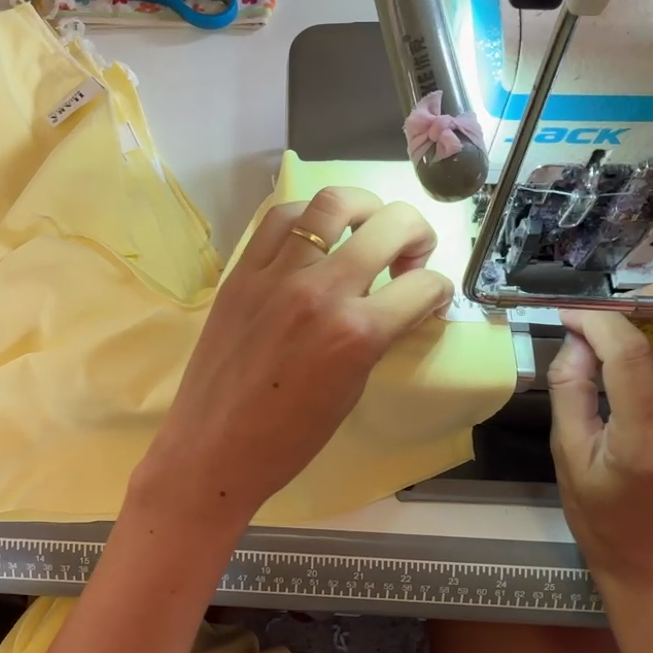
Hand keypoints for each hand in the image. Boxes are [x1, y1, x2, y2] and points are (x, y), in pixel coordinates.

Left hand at [133, 187, 451, 531]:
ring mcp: (276, 275)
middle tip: (410, 256)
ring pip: (331, 203)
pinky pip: (279, 220)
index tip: (430, 296)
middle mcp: (320, 291)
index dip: (440, 290)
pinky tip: (315, 236)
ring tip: (365, 229)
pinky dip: (308, 217)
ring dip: (364, 208)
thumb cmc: (289, 438)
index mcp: (357, 333)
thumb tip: (400, 305)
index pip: (424, 286)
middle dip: (418, 234)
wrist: (213, 449)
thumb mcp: (352, 390)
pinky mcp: (241, 272)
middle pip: (391, 224)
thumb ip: (378, 337)